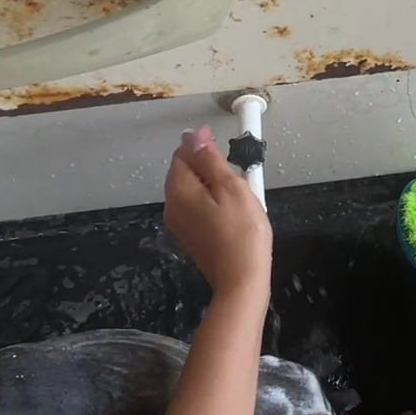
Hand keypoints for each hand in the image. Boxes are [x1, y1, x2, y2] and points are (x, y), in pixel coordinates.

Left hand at [164, 127, 272, 301]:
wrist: (241, 278)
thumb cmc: (242, 231)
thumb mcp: (232, 188)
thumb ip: (211, 160)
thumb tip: (194, 138)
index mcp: (180, 192)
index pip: (181, 156)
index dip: (198, 143)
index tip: (217, 137)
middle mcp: (173, 207)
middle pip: (183, 173)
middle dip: (204, 161)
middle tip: (231, 161)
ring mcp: (180, 224)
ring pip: (190, 190)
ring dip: (209, 180)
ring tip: (236, 182)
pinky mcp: (191, 236)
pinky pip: (195, 206)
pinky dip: (209, 197)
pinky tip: (230, 203)